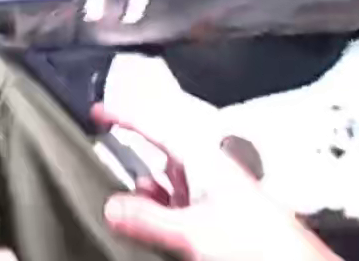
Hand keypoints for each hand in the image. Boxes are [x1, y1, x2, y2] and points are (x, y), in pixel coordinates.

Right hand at [93, 104, 340, 260]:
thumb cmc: (262, 248)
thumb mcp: (194, 233)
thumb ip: (149, 217)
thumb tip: (110, 205)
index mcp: (202, 157)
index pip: (151, 125)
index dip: (121, 116)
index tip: (96, 112)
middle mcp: (212, 170)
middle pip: (163, 158)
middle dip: (142, 176)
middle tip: (126, 197)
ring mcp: (224, 197)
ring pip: (177, 188)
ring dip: (160, 203)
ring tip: (153, 226)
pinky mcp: (233, 222)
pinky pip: (191, 209)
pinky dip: (176, 218)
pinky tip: (175, 238)